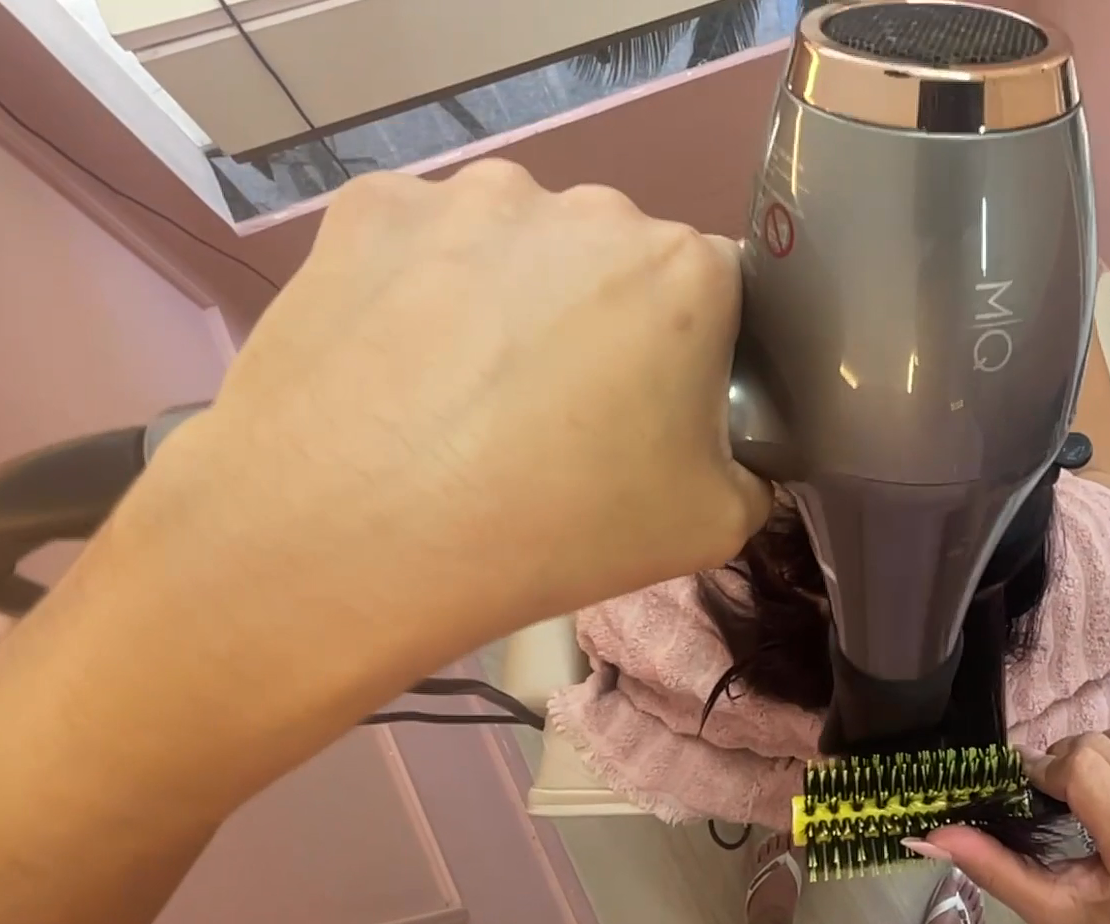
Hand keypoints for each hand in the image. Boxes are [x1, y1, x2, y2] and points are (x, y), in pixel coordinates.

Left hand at [136, 161, 771, 654]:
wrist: (352, 541)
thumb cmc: (565, 527)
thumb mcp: (717, 526)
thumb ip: (757, 478)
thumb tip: (738, 461)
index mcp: (691, 272)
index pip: (729, 295)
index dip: (707, 354)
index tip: (672, 406)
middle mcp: (595, 209)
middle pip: (631, 261)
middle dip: (622, 320)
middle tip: (577, 407)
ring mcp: (475, 197)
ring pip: (533, 244)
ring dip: (531, 296)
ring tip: (484, 386)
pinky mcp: (372, 207)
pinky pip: (438, 241)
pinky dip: (439, 285)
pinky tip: (416, 359)